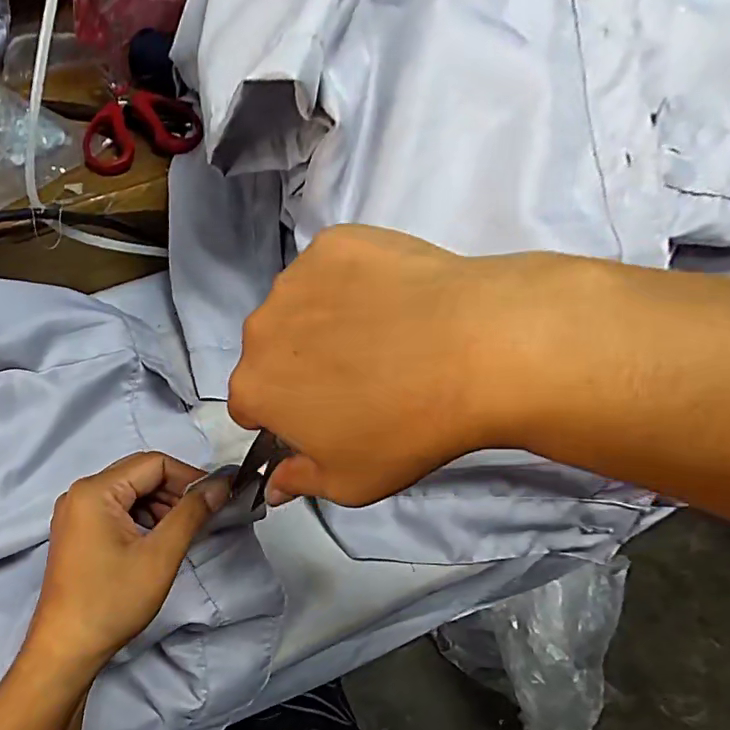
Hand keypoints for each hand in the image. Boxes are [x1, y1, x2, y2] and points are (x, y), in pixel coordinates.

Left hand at [24, 452, 227, 672]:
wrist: (67, 645)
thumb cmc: (111, 601)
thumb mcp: (160, 555)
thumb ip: (191, 513)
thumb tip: (219, 485)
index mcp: (94, 491)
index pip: (153, 463)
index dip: (190, 476)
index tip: (219, 496)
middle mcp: (80, 493)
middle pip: (139, 474)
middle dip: (176, 491)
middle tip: (206, 515)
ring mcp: (75, 513)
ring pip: (129, 493)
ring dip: (161, 505)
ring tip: (185, 531)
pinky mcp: (77, 532)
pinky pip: (116, 510)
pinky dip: (142, 519)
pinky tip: (160, 540)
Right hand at [228, 225, 574, 506]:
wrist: (481, 350)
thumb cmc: (407, 428)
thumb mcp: (350, 481)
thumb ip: (300, 481)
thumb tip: (275, 485)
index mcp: (254, 388)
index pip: (248, 405)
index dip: (280, 415)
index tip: (317, 417)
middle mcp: (258, 331)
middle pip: (268, 352)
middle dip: (295, 365)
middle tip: (355, 376)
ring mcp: (294, 281)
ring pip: (296, 306)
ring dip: (320, 321)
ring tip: (380, 333)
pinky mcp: (334, 243)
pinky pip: (331, 266)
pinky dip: (351, 279)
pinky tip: (393, 297)